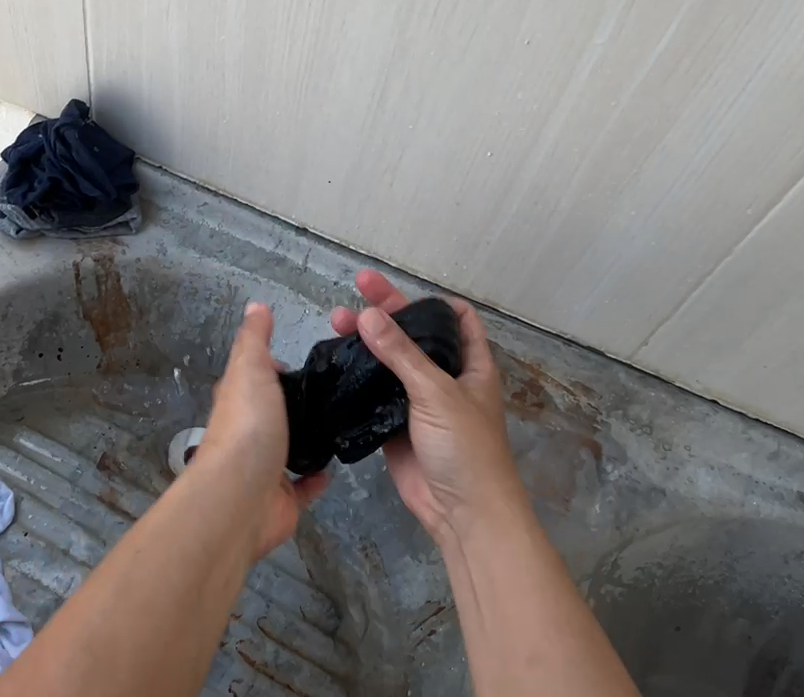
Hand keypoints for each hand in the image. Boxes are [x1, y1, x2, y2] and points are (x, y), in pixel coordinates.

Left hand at [199, 302, 331, 558]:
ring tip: (341, 424)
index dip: (272, 368)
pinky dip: (317, 477)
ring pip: (288, 449)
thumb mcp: (250, 368)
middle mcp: (248, 432)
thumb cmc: (248, 424)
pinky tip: (337, 466)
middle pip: (272, 414)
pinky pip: (303, 486)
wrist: (241, 495)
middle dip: (295, 405)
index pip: (253, 377)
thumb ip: (255, 339)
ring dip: (308, 440)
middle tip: (333, 393)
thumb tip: (257, 305)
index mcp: (238, 400)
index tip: (300, 362)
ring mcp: (264, 467)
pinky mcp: (281, 498)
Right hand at [330, 271, 525, 543]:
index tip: (401, 288)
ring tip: (334, 322)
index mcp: (470, 364)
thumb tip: (367, 314)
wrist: (464, 514)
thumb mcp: (437, 392)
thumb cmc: (466, 447)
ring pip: (389, 363)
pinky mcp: (395, 425)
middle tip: (355, 289)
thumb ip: (401, 353)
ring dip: (366, 342)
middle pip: (414, 335)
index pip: (457, 319)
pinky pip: (373, 393)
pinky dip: (356, 376)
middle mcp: (445, 378)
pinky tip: (334, 362)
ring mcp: (418, 402)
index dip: (432, 302)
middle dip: (387, 311)